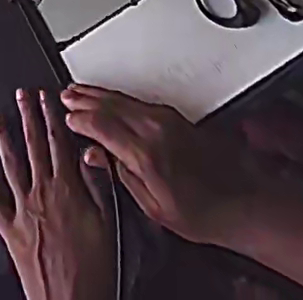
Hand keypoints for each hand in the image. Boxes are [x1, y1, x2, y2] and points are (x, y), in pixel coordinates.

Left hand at [0, 88, 115, 299]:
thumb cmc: (93, 268)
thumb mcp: (107, 221)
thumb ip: (98, 183)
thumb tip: (90, 152)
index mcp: (67, 188)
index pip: (58, 141)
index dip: (52, 115)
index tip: (47, 96)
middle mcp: (41, 192)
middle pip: (33, 145)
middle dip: (28, 116)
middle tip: (21, 94)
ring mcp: (22, 210)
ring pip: (10, 164)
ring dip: (3, 139)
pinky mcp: (9, 229)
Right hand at [60, 84, 263, 246]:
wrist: (238, 199)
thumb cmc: (200, 211)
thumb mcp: (153, 207)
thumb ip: (121, 175)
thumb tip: (96, 155)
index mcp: (145, 153)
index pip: (102, 126)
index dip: (80, 120)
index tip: (67, 118)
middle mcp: (153, 129)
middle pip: (109, 104)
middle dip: (84, 99)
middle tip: (64, 95)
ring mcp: (164, 118)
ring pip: (121, 98)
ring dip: (97, 93)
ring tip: (78, 91)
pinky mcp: (171, 115)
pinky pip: (134, 100)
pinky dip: (115, 96)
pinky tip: (107, 97)